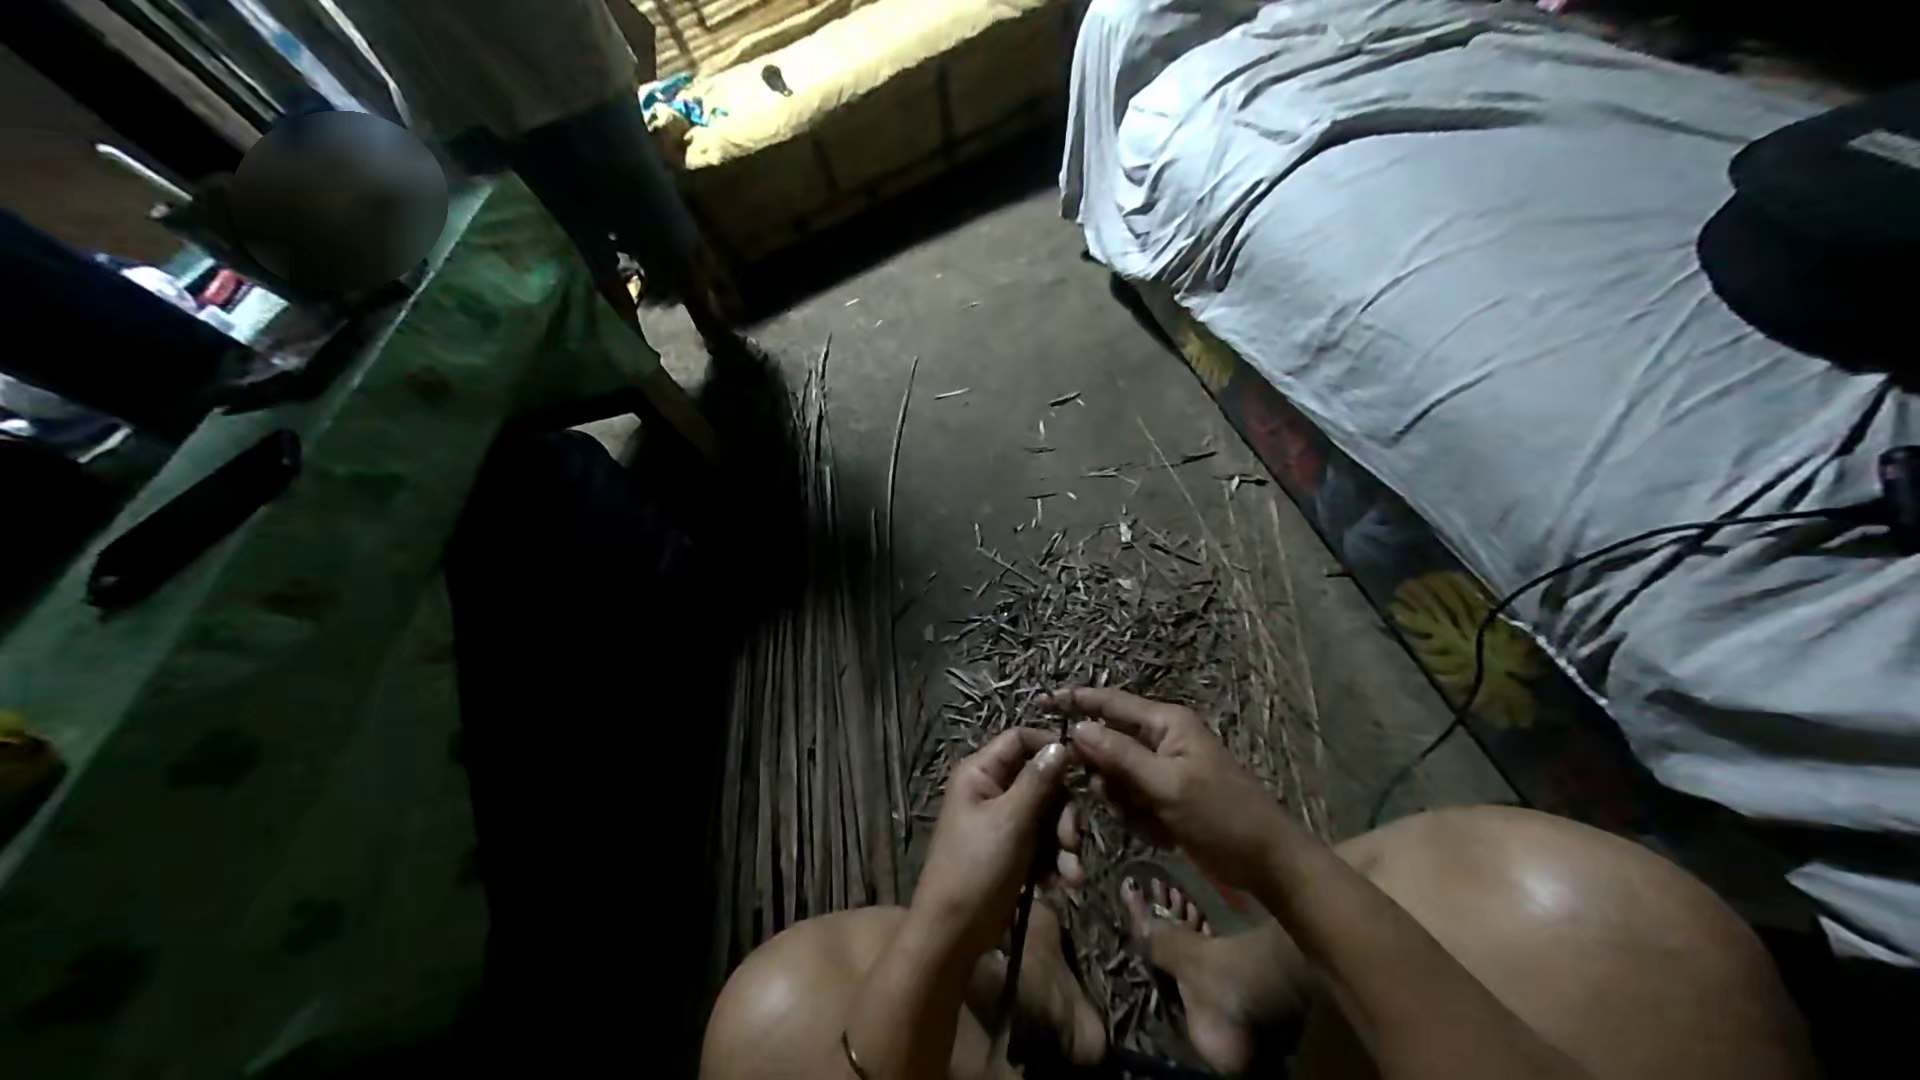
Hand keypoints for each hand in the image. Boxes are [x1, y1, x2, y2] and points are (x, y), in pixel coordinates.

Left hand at [912, 728, 1081, 957]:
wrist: (953, 936)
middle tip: (1072, 842)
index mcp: (980, 773)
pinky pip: (1040, 842)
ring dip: (1062, 844)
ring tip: (1070, 876)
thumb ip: (1037, 781)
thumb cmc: (976, 869)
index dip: (1050, 747)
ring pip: (1045, 815)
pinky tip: (1058, 885)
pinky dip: (1053, 861)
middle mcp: (989, 790)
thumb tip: (1060, 745)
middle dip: (1062, 814)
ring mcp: (999, 821)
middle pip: (1040, 781)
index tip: (1082, 768)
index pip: (1019, 739)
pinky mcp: (1009, 850)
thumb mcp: (1011, 821)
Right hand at [1046, 688, 1287, 890]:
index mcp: (1166, 723)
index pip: (1110, 703)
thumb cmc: (1221, 815)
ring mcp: (1162, 770)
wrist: (1266, 862)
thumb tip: (1078, 728)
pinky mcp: (1163, 797)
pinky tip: (1162, 833)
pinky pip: (1130, 801)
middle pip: (1108, 745)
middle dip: (1107, 775)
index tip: (1042, 702)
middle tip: (1119, 798)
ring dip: (1124, 802)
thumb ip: (1120, 755)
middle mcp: (1160, 740)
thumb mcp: (1167, 784)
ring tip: (1152, 821)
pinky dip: (1138, 818)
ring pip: (1115, 778)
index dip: (1076, 701)